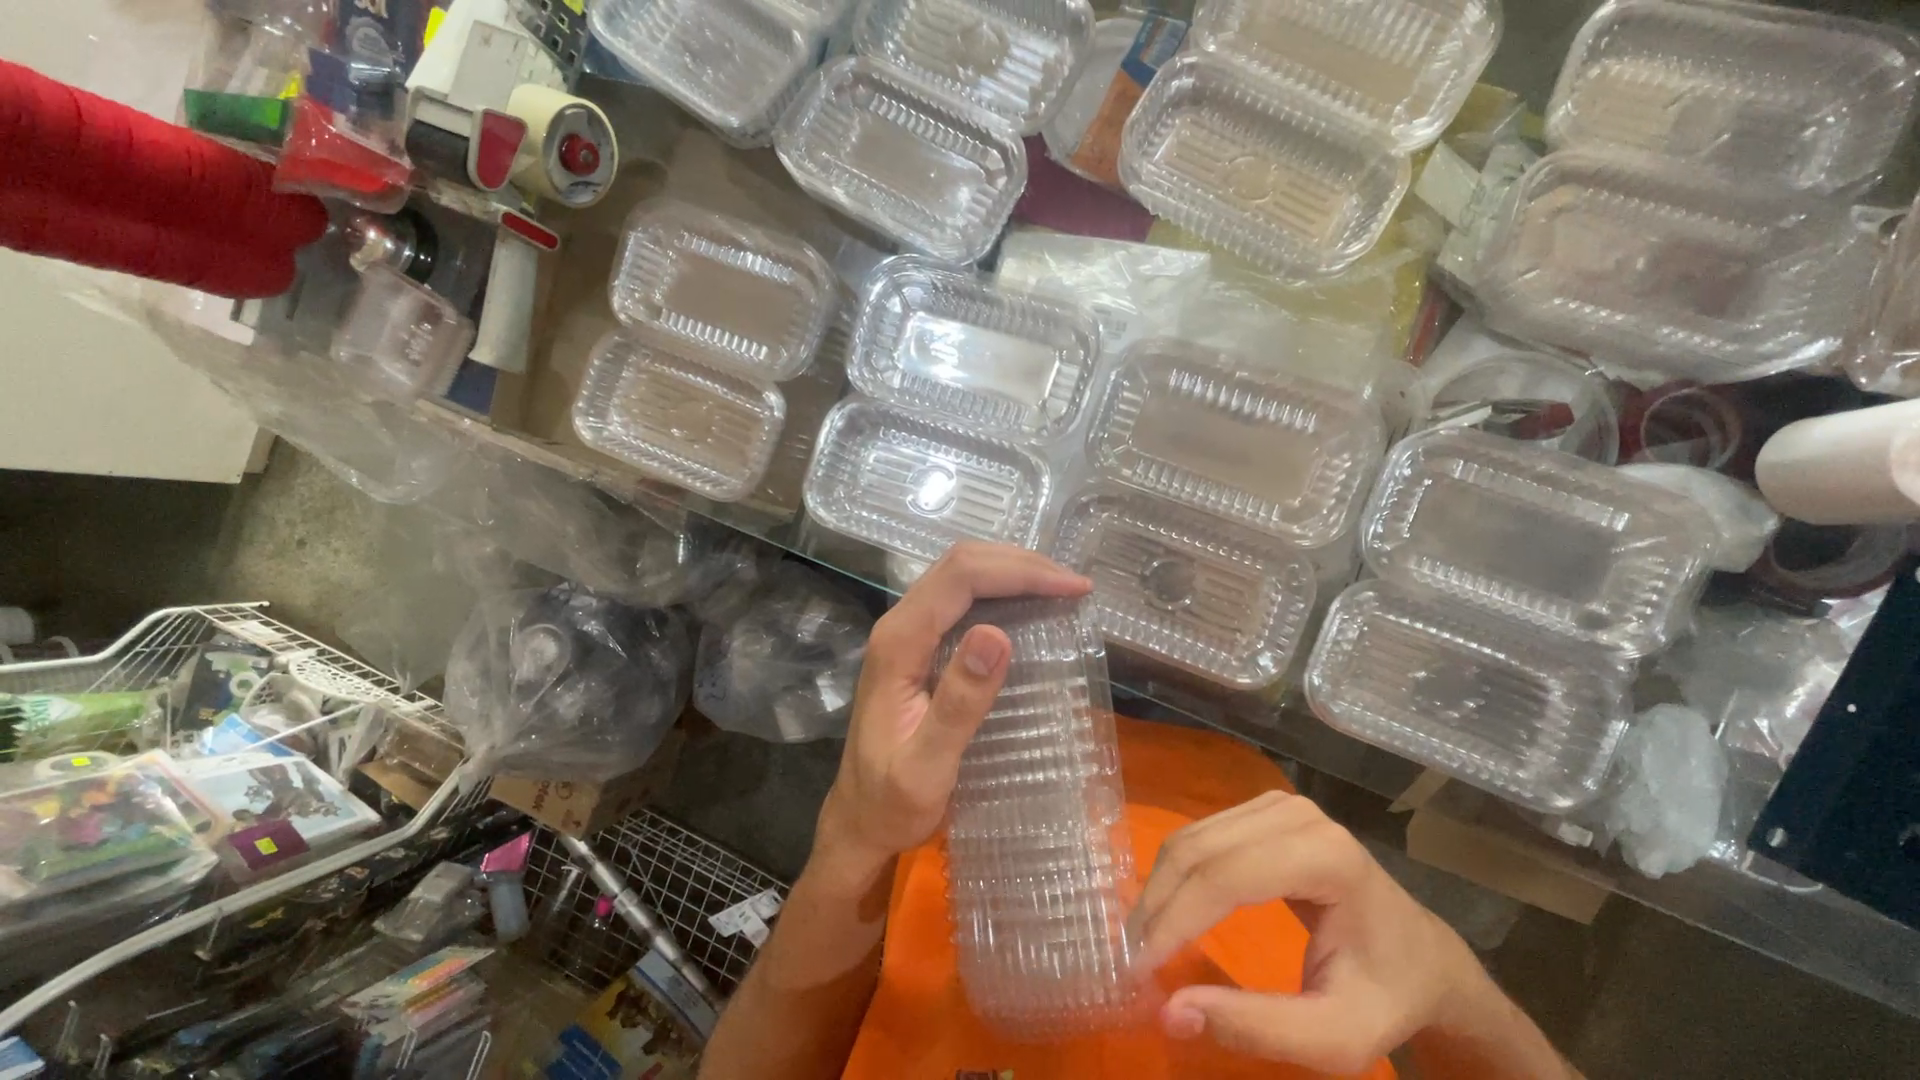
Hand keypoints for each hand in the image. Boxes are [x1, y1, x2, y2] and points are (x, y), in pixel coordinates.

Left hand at [813, 542, 1091, 877]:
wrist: (860, 819)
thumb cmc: (893, 800)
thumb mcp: (929, 765)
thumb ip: (959, 702)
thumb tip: (996, 634)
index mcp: (898, 644)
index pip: (960, 578)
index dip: (1019, 573)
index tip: (1073, 588)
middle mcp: (898, 626)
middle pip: (959, 565)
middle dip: (1021, 565)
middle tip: (1075, 586)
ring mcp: (905, 634)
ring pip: (958, 576)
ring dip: (1011, 573)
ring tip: (1060, 590)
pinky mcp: (917, 647)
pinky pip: (959, 599)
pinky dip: (999, 591)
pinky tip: (1028, 607)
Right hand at [1131, 791, 1484, 1074]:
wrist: (1418, 957)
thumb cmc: (1384, 998)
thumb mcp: (1336, 1037)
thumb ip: (1258, 1027)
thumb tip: (1170, 1012)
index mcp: (1328, 857)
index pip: (1226, 878)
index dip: (1174, 922)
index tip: (1136, 971)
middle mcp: (1296, 814)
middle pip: (1200, 852)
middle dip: (1156, 907)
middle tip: (1130, 962)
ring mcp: (1277, 804)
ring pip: (1190, 840)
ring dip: (1158, 892)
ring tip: (1144, 944)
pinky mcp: (1262, 809)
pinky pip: (1199, 838)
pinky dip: (1173, 876)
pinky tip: (1166, 915)